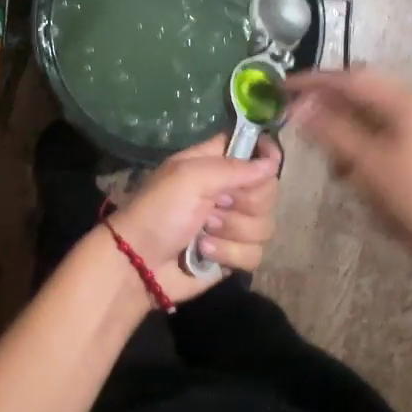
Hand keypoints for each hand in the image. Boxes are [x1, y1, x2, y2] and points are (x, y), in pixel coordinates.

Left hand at [105, 134, 282, 303]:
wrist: (139, 263)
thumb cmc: (159, 211)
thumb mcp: (189, 178)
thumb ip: (232, 168)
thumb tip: (273, 163)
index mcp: (213, 164)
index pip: (252, 149)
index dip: (264, 154)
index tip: (270, 163)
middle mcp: (226, 191)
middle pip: (267, 191)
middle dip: (244, 203)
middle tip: (215, 205)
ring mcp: (231, 225)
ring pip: (264, 225)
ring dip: (232, 231)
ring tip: (202, 231)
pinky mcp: (233, 255)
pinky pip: (255, 254)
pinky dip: (228, 254)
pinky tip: (204, 253)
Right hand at [286, 66, 411, 260]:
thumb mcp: (365, 162)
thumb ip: (329, 129)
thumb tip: (299, 106)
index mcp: (405, 99)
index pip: (348, 78)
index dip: (311, 82)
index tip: (279, 88)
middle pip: (360, 91)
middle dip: (327, 104)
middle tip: (296, 118)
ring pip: (369, 112)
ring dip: (343, 126)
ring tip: (325, 152)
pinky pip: (382, 129)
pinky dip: (360, 140)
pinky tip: (348, 165)